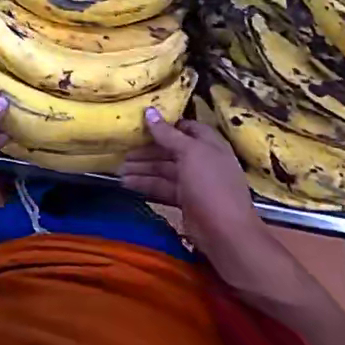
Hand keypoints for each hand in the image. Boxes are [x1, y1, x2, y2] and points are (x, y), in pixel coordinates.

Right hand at [120, 109, 265, 251]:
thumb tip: (149, 111)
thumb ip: (168, 134)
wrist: (225, 233)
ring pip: (164, 170)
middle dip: (147, 150)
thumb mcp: (190, 153)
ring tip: (119, 170)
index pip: (187, 128)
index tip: (141, 125)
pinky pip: (162, 187)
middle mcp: (203, 161)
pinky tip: (127, 184)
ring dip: (142, 168)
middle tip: (122, 151)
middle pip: (171, 150)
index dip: (166, 125)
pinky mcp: (186, 201)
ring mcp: (194, 182)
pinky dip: (145, 185)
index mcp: (210, 145)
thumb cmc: (210, 186)